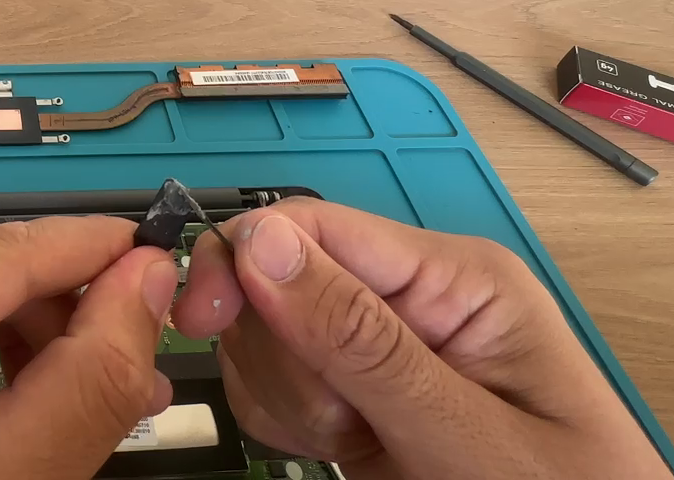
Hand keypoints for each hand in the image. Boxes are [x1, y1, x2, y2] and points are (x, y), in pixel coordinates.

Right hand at [172, 198, 669, 479]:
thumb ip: (365, 342)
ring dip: (282, 393)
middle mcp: (402, 293)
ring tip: (353, 446)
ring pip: (259, 327)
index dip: (241, 258)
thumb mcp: (474, 442)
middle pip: (273, 277)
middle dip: (283, 355)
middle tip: (341, 425)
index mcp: (450, 276)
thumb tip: (260, 239)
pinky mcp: (345, 385)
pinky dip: (277, 414)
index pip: (309, 224)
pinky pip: (266, 372)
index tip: (199, 320)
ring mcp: (370, 342)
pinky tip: (333, 449)